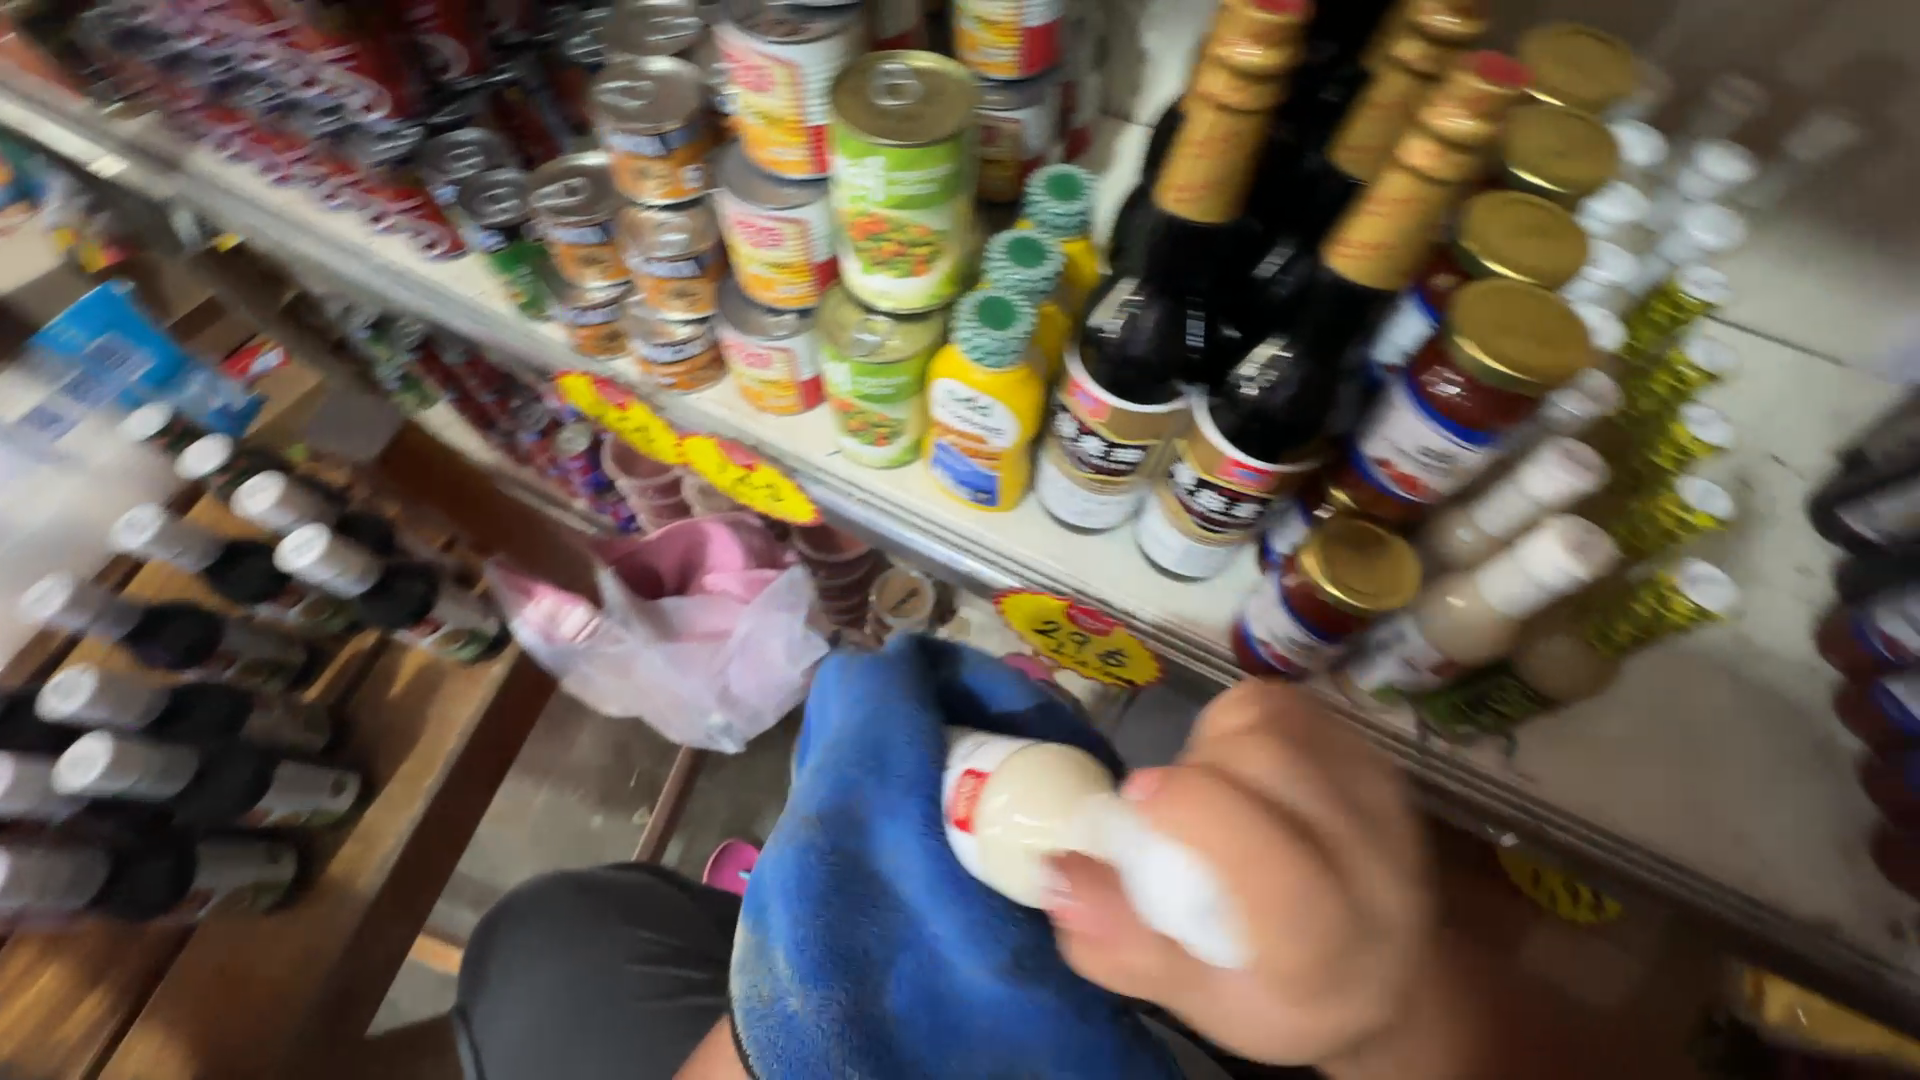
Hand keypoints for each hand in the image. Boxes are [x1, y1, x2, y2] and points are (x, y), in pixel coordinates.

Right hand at [1045, 679, 1434, 1067]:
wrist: (1379, 965)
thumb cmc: (1277, 988)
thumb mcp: (1198, 999)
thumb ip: (1123, 943)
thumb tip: (1056, 873)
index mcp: (1328, 946)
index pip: (1277, 866)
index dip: (1197, 812)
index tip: (1134, 800)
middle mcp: (1373, 864)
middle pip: (1269, 764)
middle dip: (1195, 771)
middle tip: (1166, 807)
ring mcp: (1380, 798)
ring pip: (1275, 722)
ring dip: (1214, 742)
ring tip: (1206, 789)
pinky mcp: (1372, 754)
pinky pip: (1283, 704)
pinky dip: (1236, 720)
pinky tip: (1234, 764)